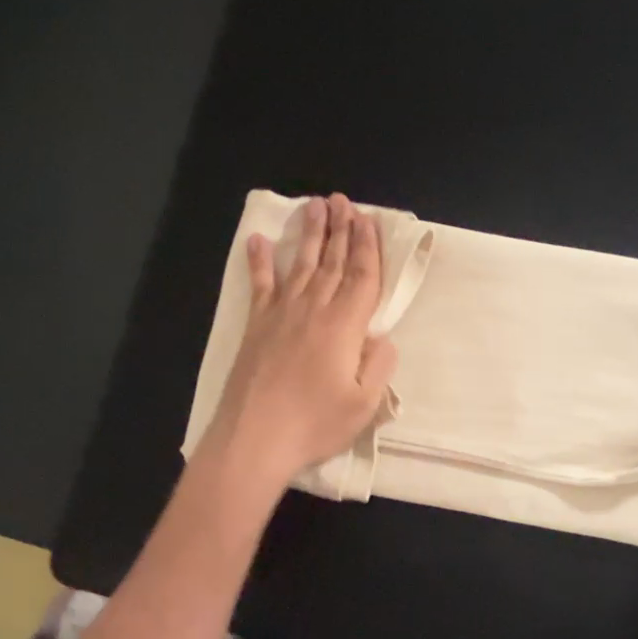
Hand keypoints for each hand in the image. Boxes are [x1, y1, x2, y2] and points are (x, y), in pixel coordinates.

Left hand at [199, 194, 398, 482]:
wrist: (254, 437)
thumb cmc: (314, 424)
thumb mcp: (364, 404)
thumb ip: (379, 366)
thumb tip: (382, 337)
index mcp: (344, 326)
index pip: (361, 276)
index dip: (367, 246)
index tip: (368, 220)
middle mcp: (313, 310)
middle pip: (331, 261)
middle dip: (340, 229)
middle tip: (343, 200)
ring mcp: (281, 315)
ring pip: (300, 264)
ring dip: (309, 234)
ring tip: (314, 206)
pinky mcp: (257, 326)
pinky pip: (261, 284)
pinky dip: (259, 261)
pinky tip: (257, 240)